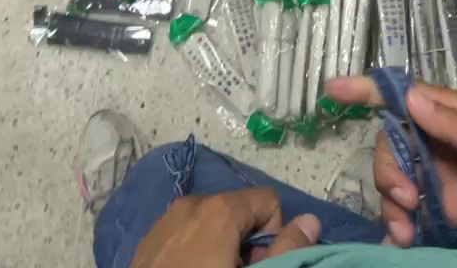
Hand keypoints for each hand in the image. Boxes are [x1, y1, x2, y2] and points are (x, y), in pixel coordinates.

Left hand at [130, 187, 321, 267]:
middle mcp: (191, 203)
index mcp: (219, 208)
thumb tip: (311, 220)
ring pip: (210, 224)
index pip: (268, 202)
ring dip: (219, 251)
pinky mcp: (146, 243)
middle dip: (245, 246)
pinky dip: (193, 255)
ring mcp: (164, 222)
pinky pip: (184, 236)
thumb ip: (286, 251)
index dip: (272, 239)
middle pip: (239, 212)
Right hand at [323, 77, 456, 267]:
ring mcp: (442, 173)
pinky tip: (404, 237)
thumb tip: (410, 97)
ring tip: (405, 225)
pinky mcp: (445, 206)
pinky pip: (409, 208)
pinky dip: (399, 221)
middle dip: (387, 167)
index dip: (370, 90)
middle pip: (393, 141)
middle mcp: (442, 138)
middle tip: (403, 195)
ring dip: (391, 198)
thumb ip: (455, 125)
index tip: (334, 89)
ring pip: (396, 175)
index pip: (407, 94)